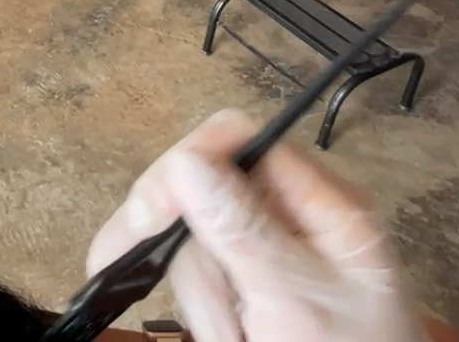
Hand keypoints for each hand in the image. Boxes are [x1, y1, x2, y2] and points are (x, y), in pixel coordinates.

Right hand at [87, 110, 427, 341]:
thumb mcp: (296, 302)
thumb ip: (241, 228)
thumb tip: (182, 158)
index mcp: (320, 200)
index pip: (235, 137)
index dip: (183, 161)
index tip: (147, 214)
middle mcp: (290, 207)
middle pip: (200, 181)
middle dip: (179, 240)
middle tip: (137, 272)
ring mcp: (267, 241)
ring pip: (190, 229)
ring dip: (196, 290)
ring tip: (225, 336)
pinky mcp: (248, 273)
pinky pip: (197, 265)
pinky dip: (200, 304)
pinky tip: (218, 331)